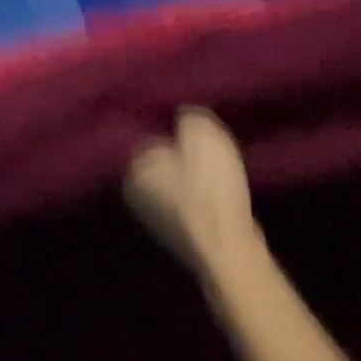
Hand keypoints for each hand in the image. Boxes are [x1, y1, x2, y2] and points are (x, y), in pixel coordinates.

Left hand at [124, 107, 260, 275]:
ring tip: (222, 173)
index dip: (173, 132)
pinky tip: (223, 198)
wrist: (226, 245)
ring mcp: (157, 221)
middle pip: (162, 166)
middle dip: (182, 158)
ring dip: (196, 181)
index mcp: (135, 169)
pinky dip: (204, 202)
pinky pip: (192, 207)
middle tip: (212, 150)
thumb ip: (188, 118)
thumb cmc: (209, 187)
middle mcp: (136, 197)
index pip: (147, 140)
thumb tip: (184, 114)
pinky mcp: (180, 237)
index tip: (195, 130)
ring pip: (177, 188)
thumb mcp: (201, 136)